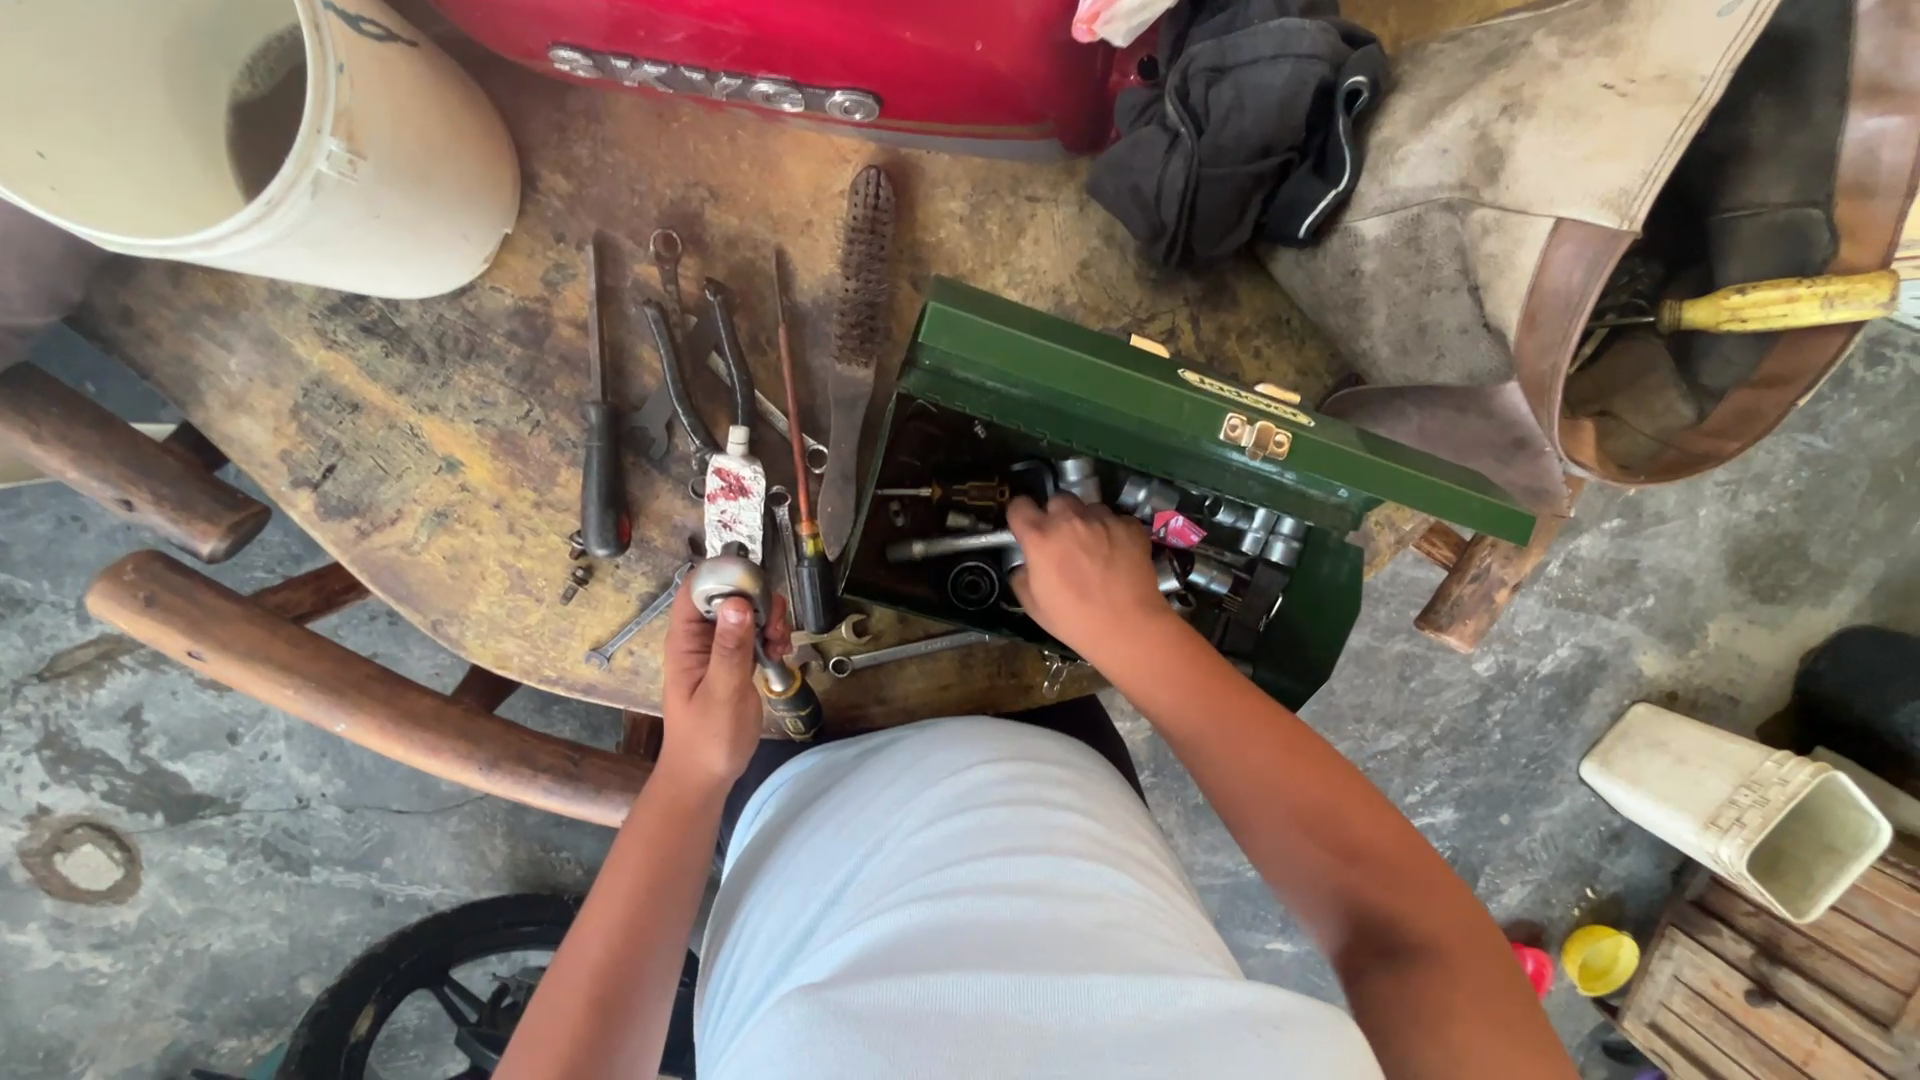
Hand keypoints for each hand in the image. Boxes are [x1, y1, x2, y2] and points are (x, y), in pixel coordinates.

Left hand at [659, 586, 791, 786]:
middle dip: (757, 601)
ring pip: (748, 611)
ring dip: (770, 620)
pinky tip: (781, 654)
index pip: (698, 587)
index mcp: (686, 640)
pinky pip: (756, 633)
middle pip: (729, 594)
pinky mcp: (737, 660)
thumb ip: (730, 648)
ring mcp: (720, 648)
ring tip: (779, 644)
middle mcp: (701, 637)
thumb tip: (737, 602)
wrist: (707, 776)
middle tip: (774, 627)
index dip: (725, 577)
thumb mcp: (722, 693)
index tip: (757, 590)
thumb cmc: (707, 739)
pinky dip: (773, 636)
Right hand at [1006, 493, 1176, 659]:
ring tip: (1095, 547)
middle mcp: (1070, 520)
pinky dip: (1114, 531)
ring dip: (1087, 522)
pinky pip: (1117, 520)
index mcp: (1040, 537)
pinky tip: (1118, 552)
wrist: (1126, 626)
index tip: (1025, 528)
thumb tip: (1027, 565)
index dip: (1021, 516)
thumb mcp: (1032, 605)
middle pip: (1057, 500)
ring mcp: (1103, 519)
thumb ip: (1021, 575)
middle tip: (1063, 539)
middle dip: (1057, 515)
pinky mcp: (1130, 525)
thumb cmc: (1073, 620)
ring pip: (1090, 508)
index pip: (1019, 505)